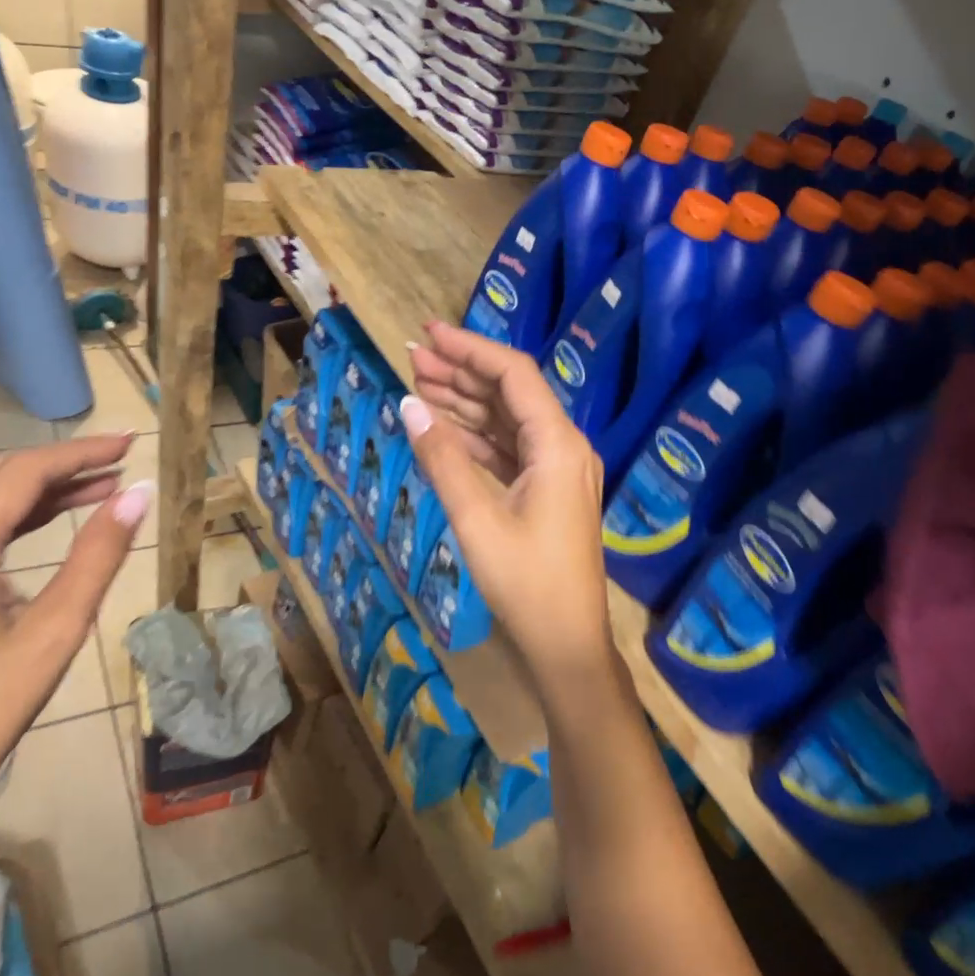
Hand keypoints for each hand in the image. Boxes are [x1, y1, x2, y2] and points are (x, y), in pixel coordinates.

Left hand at [0, 436, 153, 852]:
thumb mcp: (57, 630)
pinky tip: (47, 521)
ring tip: (100, 489)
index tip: (131, 443)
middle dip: (64, 466)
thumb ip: (98, 555)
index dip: (81, 453)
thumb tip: (139, 496)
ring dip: (39, 492)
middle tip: (122, 462)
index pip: (25, 474)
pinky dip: (10, 518)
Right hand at [404, 322, 612, 673]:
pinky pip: (510, 450)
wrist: (566, 641)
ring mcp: (558, 471)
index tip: (426, 334)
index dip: (469, 348)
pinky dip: (476, 438)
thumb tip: (408, 406)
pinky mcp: (548, 493)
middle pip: (511, 393)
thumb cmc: (524, 581)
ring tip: (418, 385)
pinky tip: (442, 429)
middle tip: (411, 359)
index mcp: (558, 444)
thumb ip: (442, 458)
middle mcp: (565, 447)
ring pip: (508, 422)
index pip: (513, 375)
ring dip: (466, 403)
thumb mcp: (476, 518)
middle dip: (462, 373)